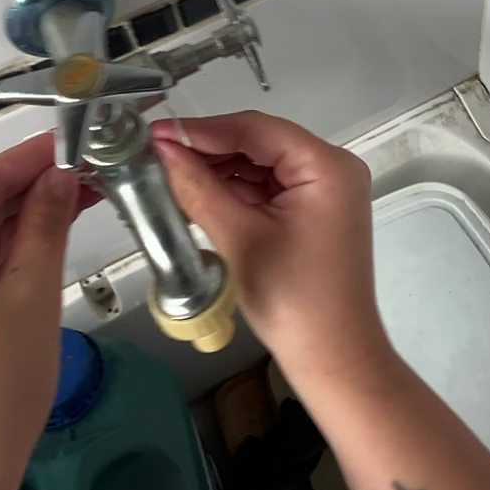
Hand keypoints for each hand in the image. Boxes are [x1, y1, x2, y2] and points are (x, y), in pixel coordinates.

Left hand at [0, 133, 98, 489]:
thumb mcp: (28, 300)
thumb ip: (45, 227)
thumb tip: (59, 179)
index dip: (28, 159)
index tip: (69, 138)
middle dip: (31, 190)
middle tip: (85, 168)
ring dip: (26, 222)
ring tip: (79, 198)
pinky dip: (12, 256)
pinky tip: (49, 242)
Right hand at [151, 111, 393, 388]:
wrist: (332, 359)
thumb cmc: (292, 300)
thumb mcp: (239, 238)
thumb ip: (198, 188)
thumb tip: (162, 150)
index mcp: (326, 166)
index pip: (256, 129)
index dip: (203, 130)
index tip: (157, 132)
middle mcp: (331, 167)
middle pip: (259, 142)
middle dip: (208, 150)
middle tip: (156, 153)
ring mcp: (324, 188)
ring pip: (260, 163)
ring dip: (218, 169)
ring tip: (168, 172)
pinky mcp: (313, 209)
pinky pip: (268, 185)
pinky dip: (234, 189)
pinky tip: (198, 192)